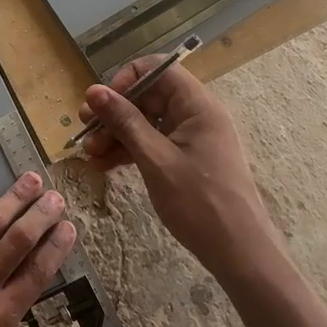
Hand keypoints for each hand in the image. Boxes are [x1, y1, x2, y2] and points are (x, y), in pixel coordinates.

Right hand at [77, 56, 279, 283]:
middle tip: (85, 128)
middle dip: (115, 112)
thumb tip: (93, 91)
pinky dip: (131, 151)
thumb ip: (124, 122)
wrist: (242, 257)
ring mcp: (193, 139)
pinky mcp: (188, 160)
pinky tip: (105, 165)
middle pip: (149, 96)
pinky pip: (154, 143)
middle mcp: (197, 115)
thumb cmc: (201, 203)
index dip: (127, 79)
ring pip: (147, 122)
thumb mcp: (156, 160)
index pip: (158, 69)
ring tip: (90, 153)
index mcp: (198, 106)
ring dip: (117, 135)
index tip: (103, 102)